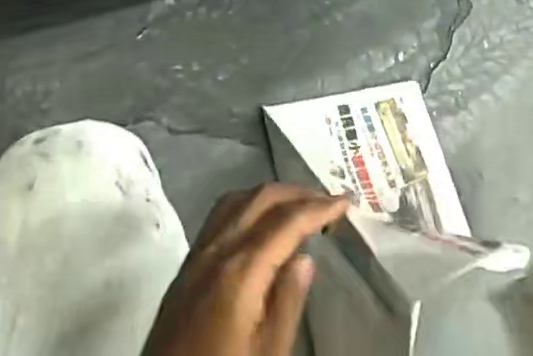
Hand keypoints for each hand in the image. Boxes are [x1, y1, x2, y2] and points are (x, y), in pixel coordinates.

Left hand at [142, 183, 349, 355]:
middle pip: (259, 200)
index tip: (346, 201)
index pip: (284, 222)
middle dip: (297, 193)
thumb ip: (287, 303)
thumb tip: (304, 258)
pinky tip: (261, 220)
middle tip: (329, 200)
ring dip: (271, 195)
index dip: (317, 208)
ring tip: (300, 204)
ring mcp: (197, 253)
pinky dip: (247, 204)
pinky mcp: (187, 264)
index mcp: (239, 271)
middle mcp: (216, 249)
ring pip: (237, 200)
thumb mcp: (267, 355)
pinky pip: (220, 214)